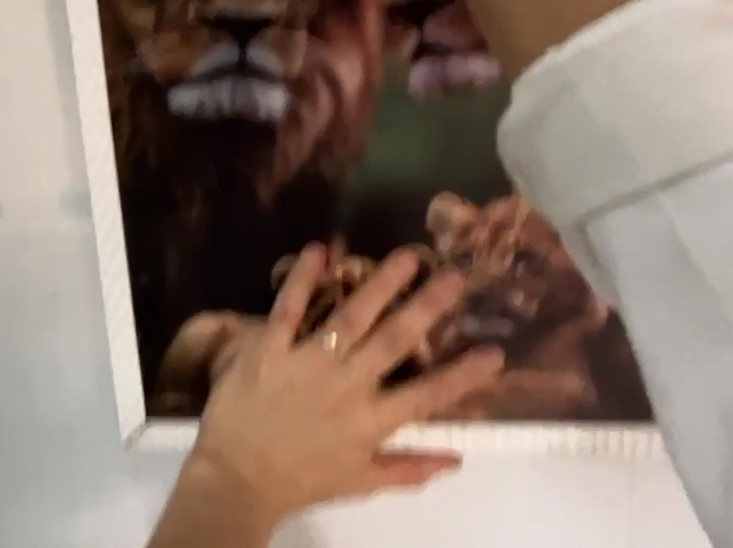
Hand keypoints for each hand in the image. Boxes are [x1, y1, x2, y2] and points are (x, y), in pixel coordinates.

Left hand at [184, 245, 504, 527]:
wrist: (237, 476)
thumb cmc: (300, 480)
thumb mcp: (360, 483)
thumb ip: (408, 469)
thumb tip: (457, 459)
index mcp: (372, 423)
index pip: (428, 396)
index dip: (463, 375)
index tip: (495, 351)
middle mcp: (347, 387)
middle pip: (394, 341)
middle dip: (427, 307)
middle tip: (454, 274)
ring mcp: (307, 362)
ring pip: (350, 317)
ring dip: (380, 284)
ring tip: (406, 256)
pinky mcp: (269, 347)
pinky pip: (289, 307)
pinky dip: (303, 278)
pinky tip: (319, 250)